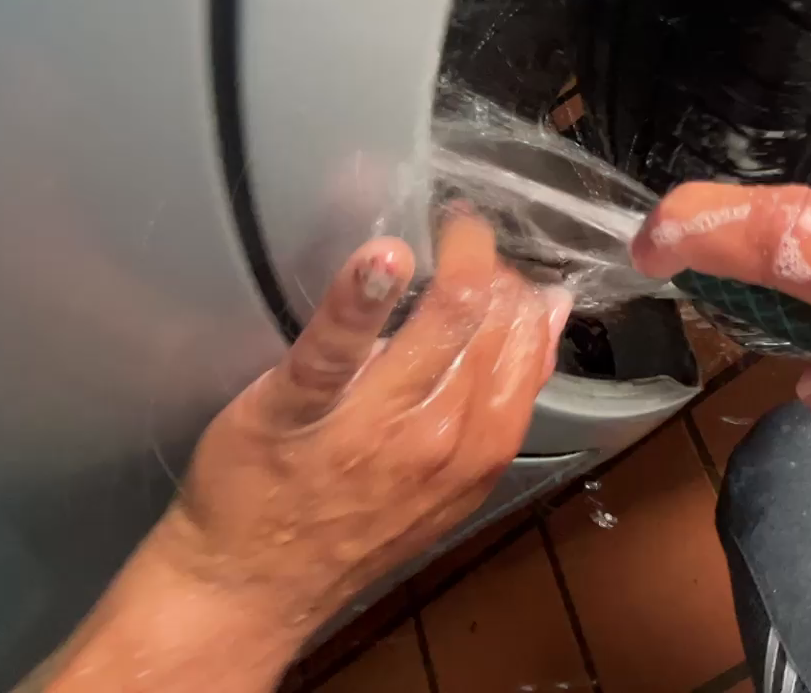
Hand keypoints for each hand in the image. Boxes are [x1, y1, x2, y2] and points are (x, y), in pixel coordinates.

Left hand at [43, 214, 568, 691]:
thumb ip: (512, 391)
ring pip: (441, 323)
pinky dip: (362, 299)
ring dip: (460, 261)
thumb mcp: (463, 471)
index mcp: (484, 446)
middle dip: (491, 268)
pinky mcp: (297, 406)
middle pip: (489, 324)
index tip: (501, 270)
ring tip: (455, 226)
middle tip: (470, 241)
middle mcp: (441, 434)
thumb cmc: (366, 515)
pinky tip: (382, 260)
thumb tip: (554, 308)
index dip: (521, 294)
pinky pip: (337, 347)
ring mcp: (371, 422)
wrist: (256, 583)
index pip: (527, 343)